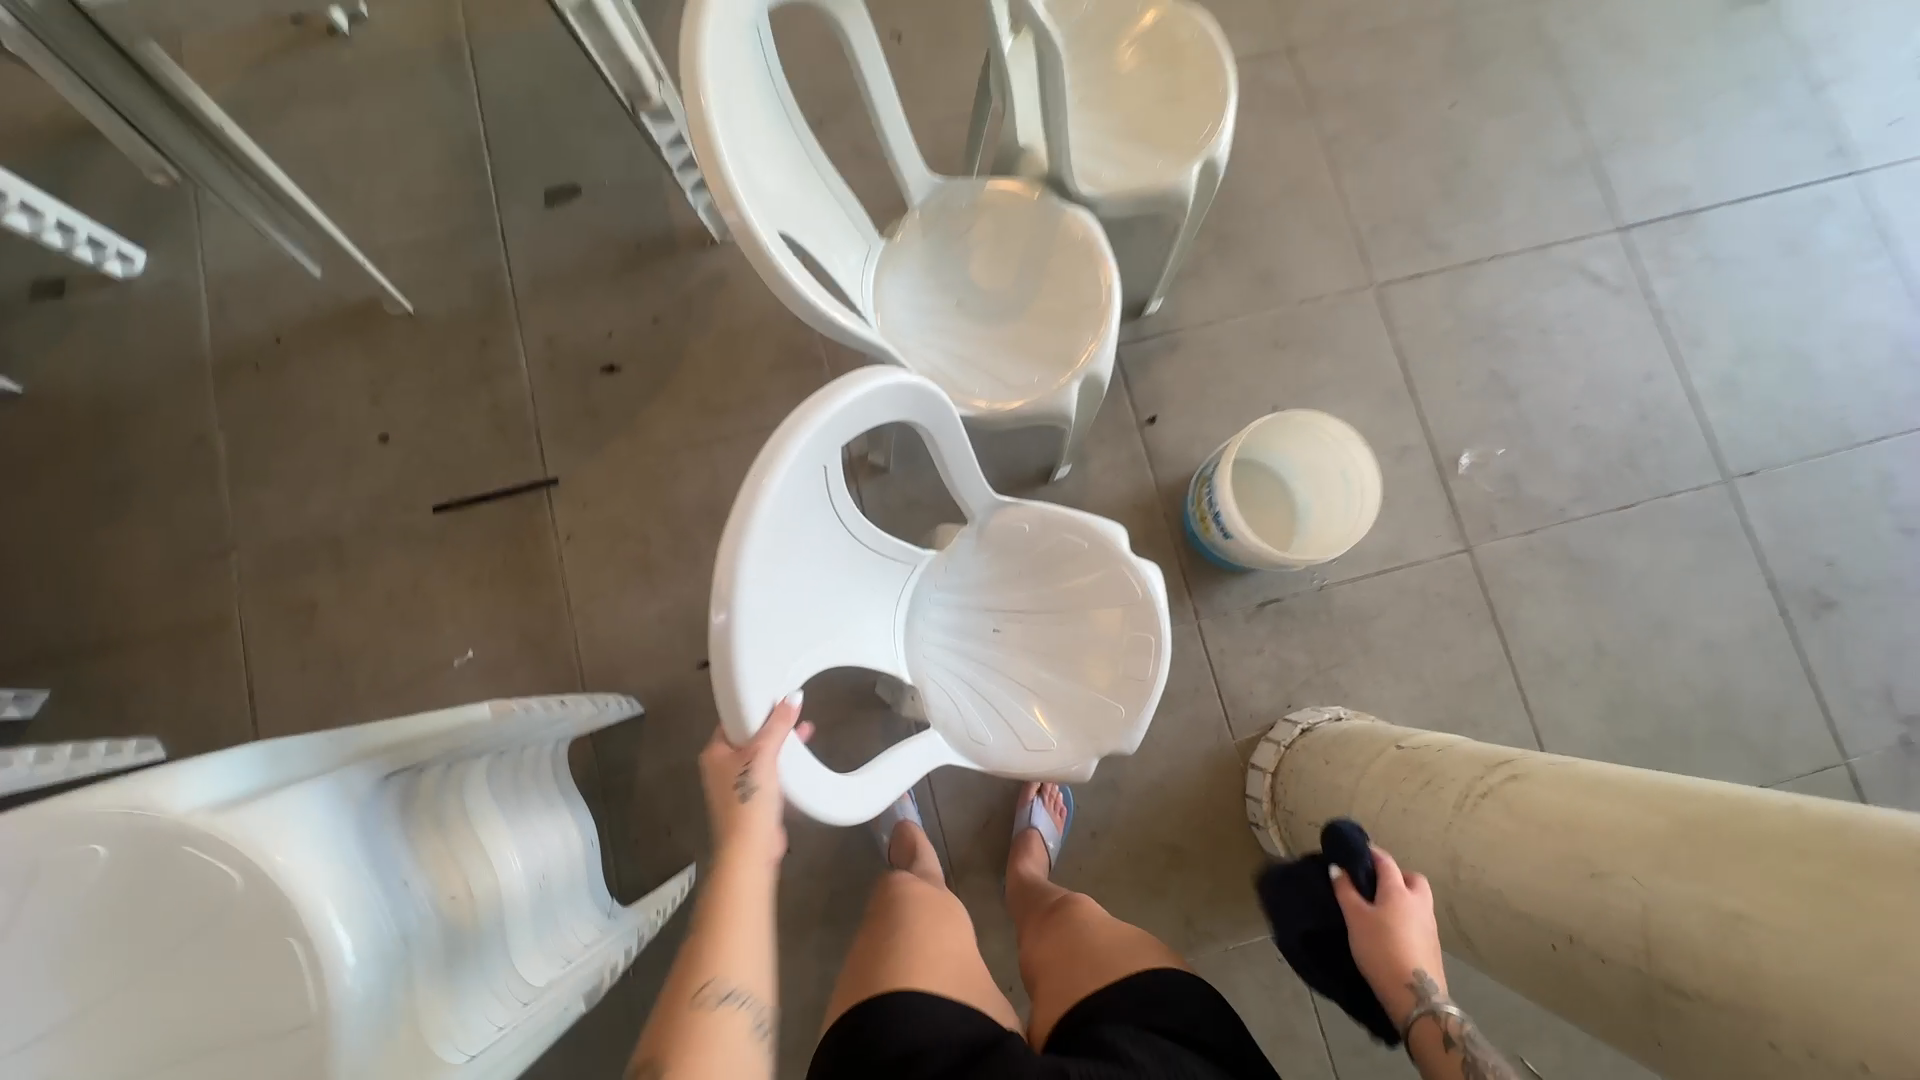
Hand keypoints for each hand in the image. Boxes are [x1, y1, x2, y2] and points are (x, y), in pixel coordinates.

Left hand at [699, 691, 812, 865]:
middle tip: (794, 712)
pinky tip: (802, 759)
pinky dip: (783, 764)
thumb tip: (794, 696)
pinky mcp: (752, 801)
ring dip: (781, 744)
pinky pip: (768, 774)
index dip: (753, 707)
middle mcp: (721, 768)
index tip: (775, 696)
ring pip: (760, 756)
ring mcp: (736, 786)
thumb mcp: (763, 754)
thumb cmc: (748, 797)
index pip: (732, 720)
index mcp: (714, 753)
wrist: (750, 849)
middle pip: (748, 737)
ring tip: (805, 730)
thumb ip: (778, 725)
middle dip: (772, 726)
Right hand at [1331, 845, 1446, 1028]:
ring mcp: (1429, 925)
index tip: (1357, 850)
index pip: (1386, 862)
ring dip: (1403, 896)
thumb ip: (1345, 891)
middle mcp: (1419, 903)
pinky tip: (1391, 930)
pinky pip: (1419, 919)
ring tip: (1380, 908)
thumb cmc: (1380, 948)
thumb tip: (1337, 867)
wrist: (1414, 995)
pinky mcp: (1432, 945)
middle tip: (1375, 883)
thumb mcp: (1354, 918)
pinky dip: (1407, 916)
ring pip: (1419, 900)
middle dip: (1397, 875)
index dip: (1372, 852)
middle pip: (1413, 879)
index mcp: (1399, 891)